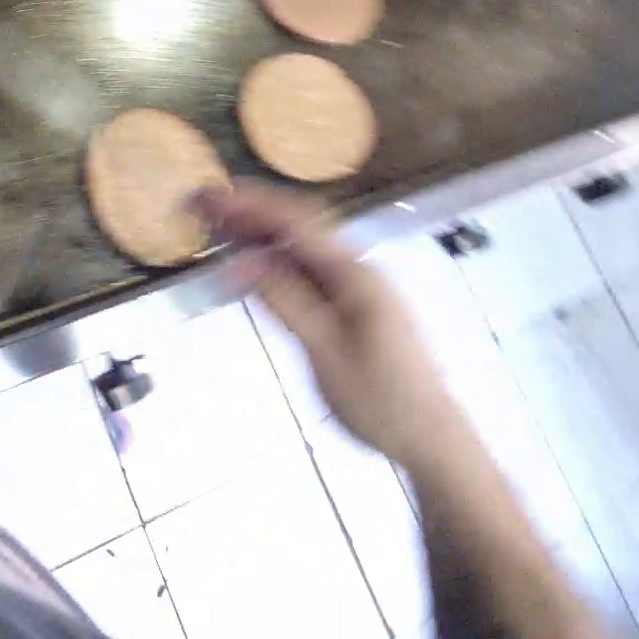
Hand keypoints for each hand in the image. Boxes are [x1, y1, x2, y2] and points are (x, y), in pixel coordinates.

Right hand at [193, 182, 469, 470]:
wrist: (434, 443)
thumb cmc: (382, 402)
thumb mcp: (326, 352)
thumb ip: (284, 301)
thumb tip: (239, 261)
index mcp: (357, 275)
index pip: (296, 223)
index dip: (251, 204)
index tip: (212, 195)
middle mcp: (358, 270)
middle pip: (298, 226)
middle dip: (250, 211)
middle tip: (205, 204)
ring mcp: (357, 287)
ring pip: (301, 246)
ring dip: (259, 232)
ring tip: (217, 226)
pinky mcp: (352, 305)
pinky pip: (307, 268)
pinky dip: (274, 259)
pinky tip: (250, 264)